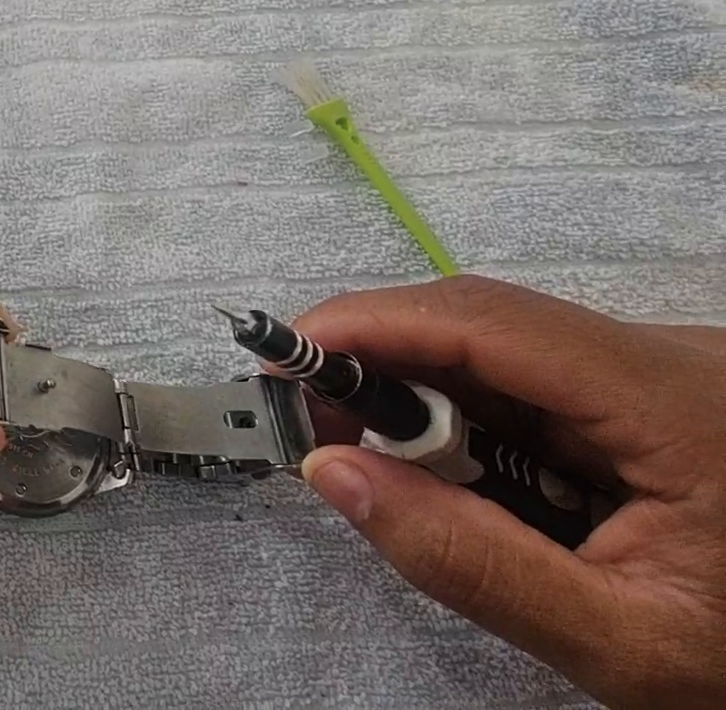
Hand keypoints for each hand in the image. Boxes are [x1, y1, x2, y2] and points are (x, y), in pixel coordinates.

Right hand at [293, 276, 725, 708]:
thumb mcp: (627, 646)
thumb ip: (472, 562)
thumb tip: (328, 470)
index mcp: (684, 402)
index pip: (486, 321)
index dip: (367, 323)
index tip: (282, 358)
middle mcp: (672, 354)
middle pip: (475, 321)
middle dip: (373, 360)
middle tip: (311, 420)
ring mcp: (658, 363)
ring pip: (486, 343)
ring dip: (408, 388)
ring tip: (373, 451)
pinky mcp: (639, 381)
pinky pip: (512, 369)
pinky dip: (452, 405)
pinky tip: (443, 455)